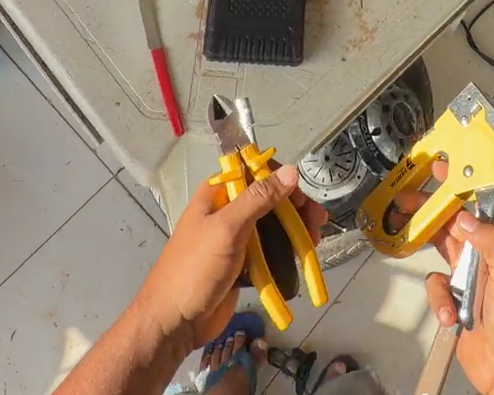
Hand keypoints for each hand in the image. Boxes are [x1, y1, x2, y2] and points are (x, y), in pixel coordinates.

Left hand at [130, 164, 327, 348]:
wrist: (174, 322)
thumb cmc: (196, 268)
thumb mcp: (227, 228)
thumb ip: (259, 198)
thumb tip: (290, 171)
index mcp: (218, 193)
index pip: (254, 171)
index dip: (280, 179)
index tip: (299, 195)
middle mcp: (227, 210)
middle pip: (269, 198)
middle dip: (295, 207)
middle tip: (318, 220)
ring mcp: (235, 237)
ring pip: (272, 224)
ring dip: (295, 228)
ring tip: (317, 238)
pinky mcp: (243, 262)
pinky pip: (270, 249)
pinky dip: (287, 248)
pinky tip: (304, 253)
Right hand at [402, 169, 493, 394]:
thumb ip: (492, 245)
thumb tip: (467, 216)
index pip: (481, 205)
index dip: (462, 185)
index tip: (440, 169)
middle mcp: (485, 254)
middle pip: (453, 221)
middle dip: (430, 209)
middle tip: (404, 199)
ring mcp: (469, 275)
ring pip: (440, 247)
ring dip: (426, 249)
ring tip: (405, 236)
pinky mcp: (454, 296)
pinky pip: (435, 284)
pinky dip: (437, 297)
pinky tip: (447, 313)